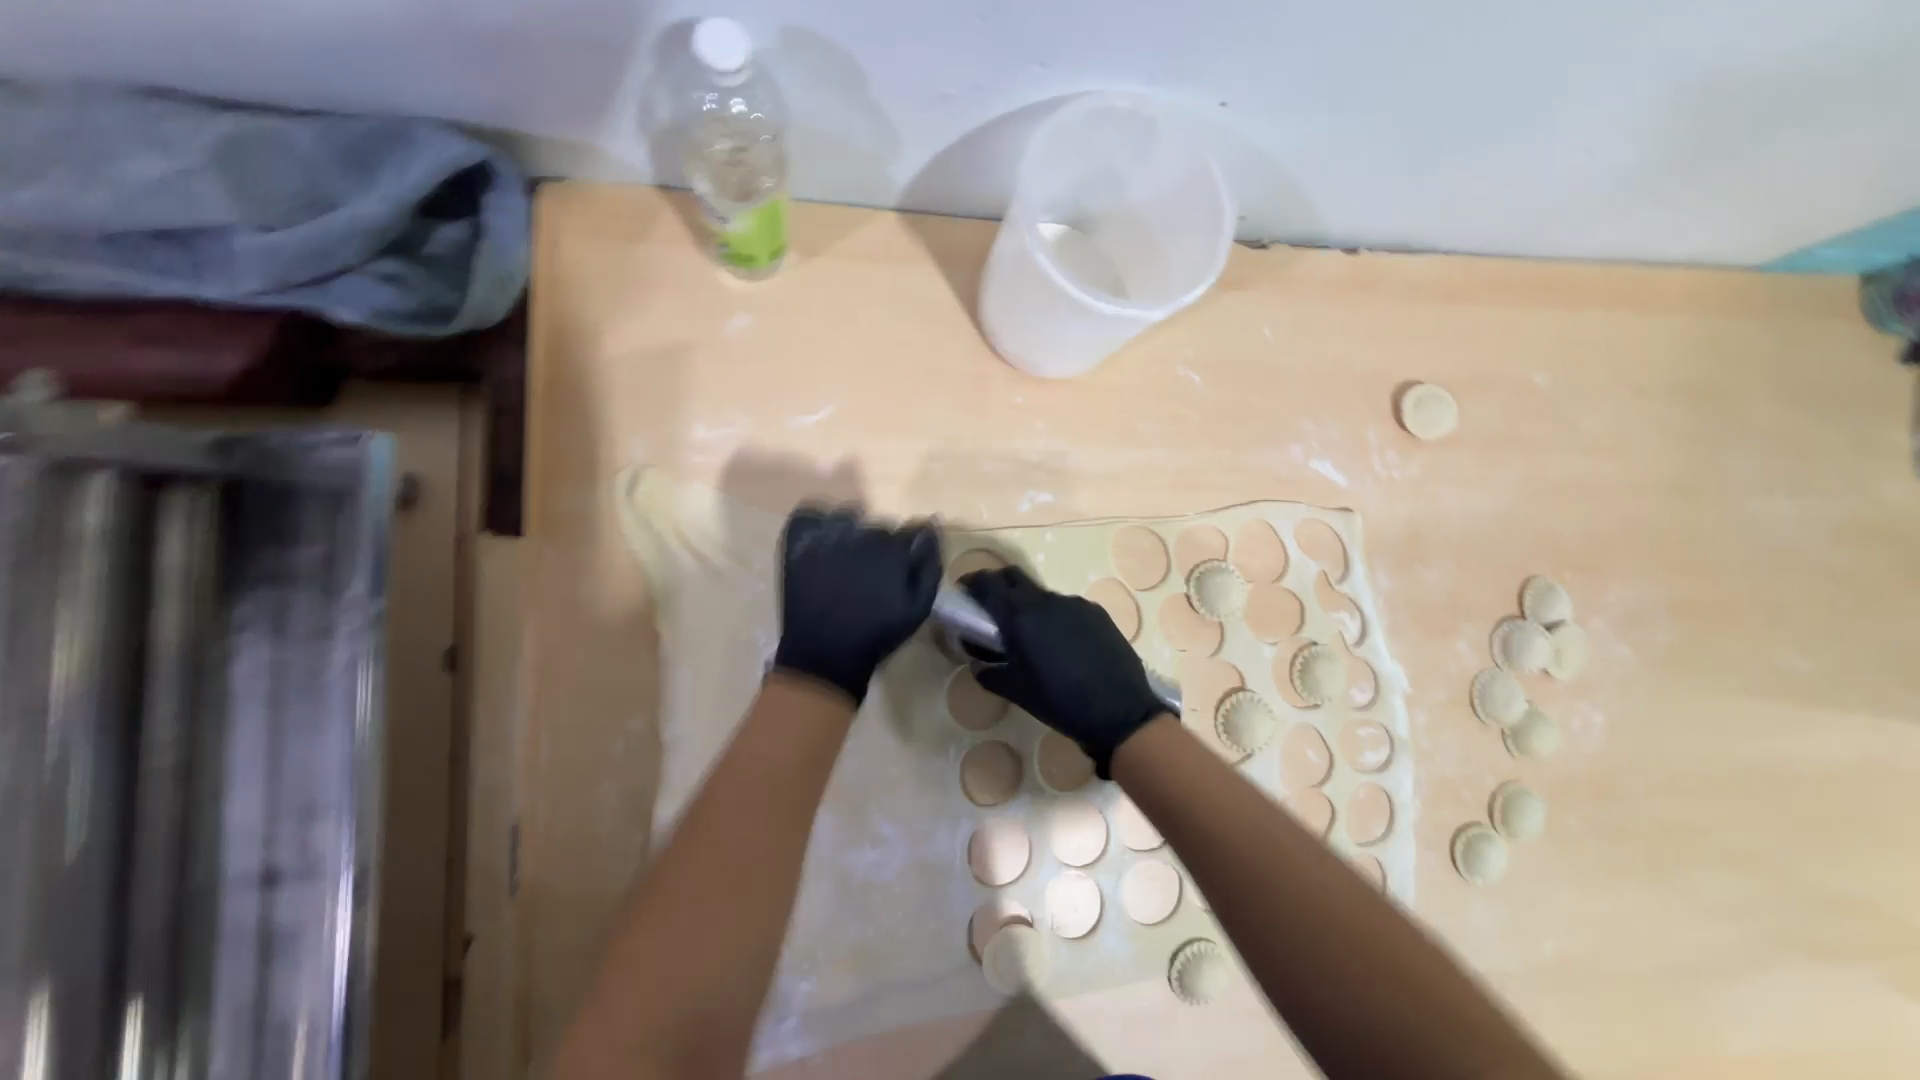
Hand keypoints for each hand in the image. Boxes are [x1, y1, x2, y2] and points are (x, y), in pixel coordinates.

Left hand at [771, 505, 941, 704]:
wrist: (824, 654)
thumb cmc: (876, 635)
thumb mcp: (918, 607)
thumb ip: (930, 564)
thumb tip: (932, 525)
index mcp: (892, 551)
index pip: (909, 531)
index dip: (905, 552)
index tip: (898, 571)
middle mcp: (860, 536)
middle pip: (878, 526)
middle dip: (879, 546)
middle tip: (870, 575)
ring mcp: (825, 537)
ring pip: (847, 517)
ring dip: (851, 532)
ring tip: (845, 560)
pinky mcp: (797, 542)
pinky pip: (809, 514)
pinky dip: (817, 522)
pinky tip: (822, 542)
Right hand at [961, 566, 1165, 777]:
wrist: (1118, 710)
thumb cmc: (1058, 702)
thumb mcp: (1016, 692)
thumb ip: (989, 674)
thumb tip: (977, 664)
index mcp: (1019, 617)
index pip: (986, 583)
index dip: (971, 583)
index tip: (964, 591)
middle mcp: (1045, 601)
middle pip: (1014, 577)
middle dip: (998, 585)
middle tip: (992, 607)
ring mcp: (1075, 604)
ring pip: (1042, 594)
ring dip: (1029, 606)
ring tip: (1032, 636)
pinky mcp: (1097, 612)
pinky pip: (1067, 607)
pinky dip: (1056, 618)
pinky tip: (1063, 644)